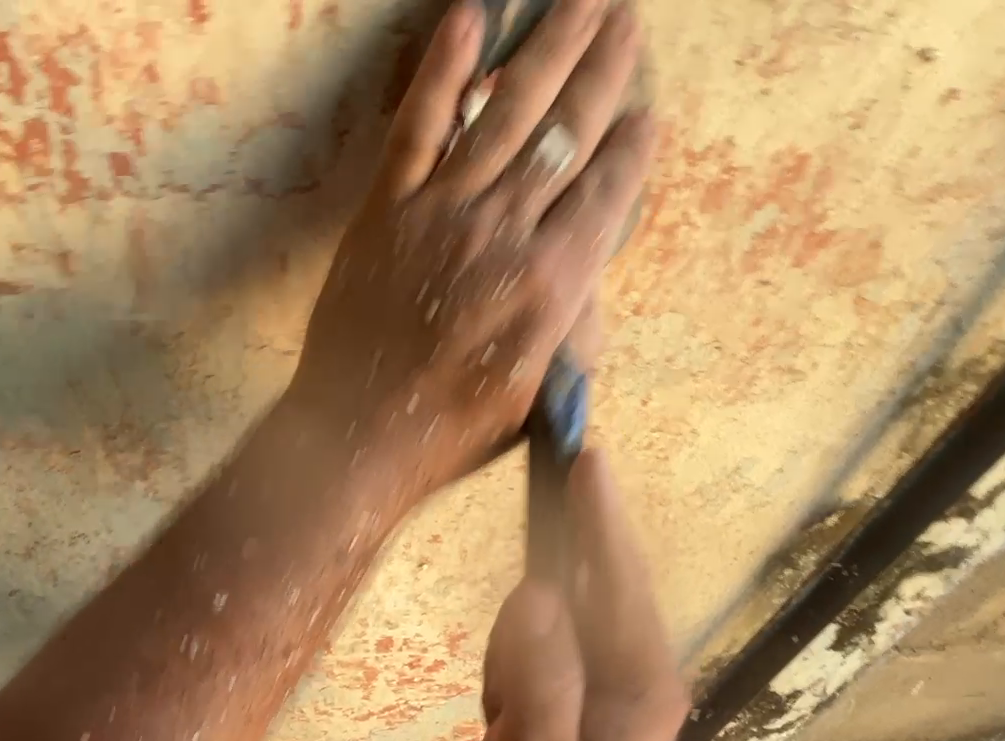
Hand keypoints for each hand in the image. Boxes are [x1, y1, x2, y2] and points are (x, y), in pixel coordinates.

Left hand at [285, 0, 652, 501]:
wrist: (359, 435)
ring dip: (547, 47)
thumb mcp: (531, 396)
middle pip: (566, 134)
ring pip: (505, 113)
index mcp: (552, 284)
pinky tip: (467, 16)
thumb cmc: (450, 431)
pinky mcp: (387, 209)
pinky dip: (442, 68)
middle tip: (627, 19)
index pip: (605, 194)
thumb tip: (582, 280)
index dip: (630, 150)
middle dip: (603, 71)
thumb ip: (566, 330)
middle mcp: (506, 233)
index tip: (645, 115)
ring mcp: (442, 212)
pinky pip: (419, 125)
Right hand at [473, 449, 687, 740]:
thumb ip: (539, 684)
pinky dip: (516, 654)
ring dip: (515, 647)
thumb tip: (536, 592)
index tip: (585, 459)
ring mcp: (615, 668)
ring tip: (506, 725)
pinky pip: (544, 636)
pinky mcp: (589, 675)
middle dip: (571, 532)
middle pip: (597, 576)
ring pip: (554, 611)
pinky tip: (509, 715)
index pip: (617, 578)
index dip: (598, 518)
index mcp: (638, 680)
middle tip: (557, 476)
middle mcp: (637, 662)